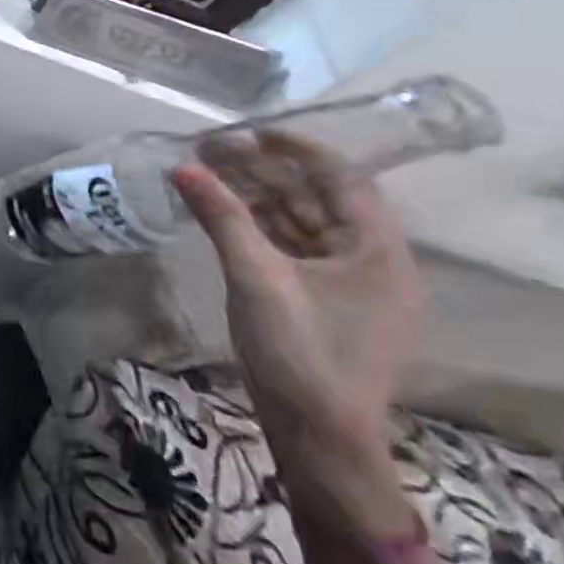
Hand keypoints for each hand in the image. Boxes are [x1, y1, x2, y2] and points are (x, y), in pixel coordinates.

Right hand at [174, 134, 427, 547]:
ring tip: (208, 174)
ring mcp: (350, 285)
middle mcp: (374, 263)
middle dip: (266, 172)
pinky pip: (292, 248)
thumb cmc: (299, 349)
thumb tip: (184, 166)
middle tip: (211, 150)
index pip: (345, 182)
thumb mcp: (257, 277)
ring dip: (257, 197)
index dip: (299, 151)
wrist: (316, 431)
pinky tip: (221, 213)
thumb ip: (222, 217)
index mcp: (379, 254)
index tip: (251, 132)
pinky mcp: (325, 301)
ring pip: (302, 224)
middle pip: (319, 201)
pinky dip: (258, 226)